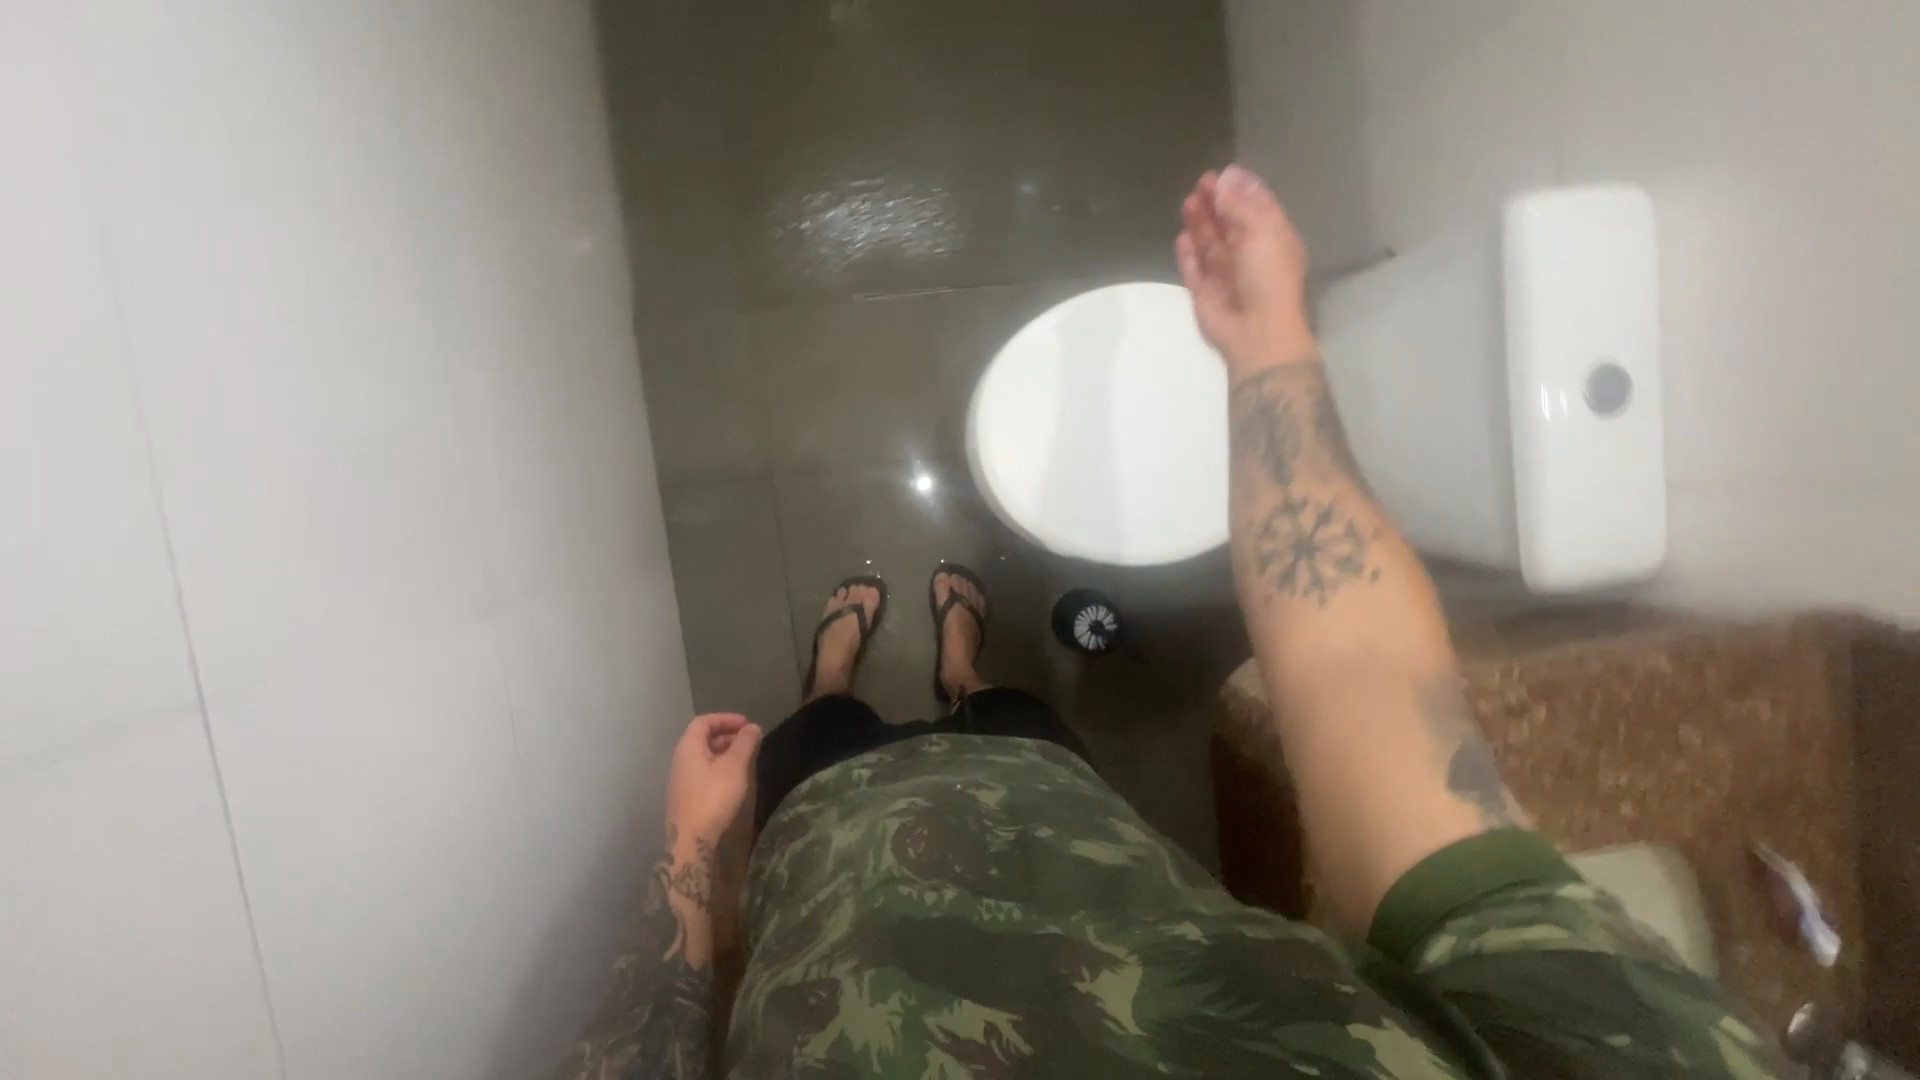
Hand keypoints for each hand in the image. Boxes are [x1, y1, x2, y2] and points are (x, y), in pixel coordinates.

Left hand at [665, 713, 761, 844]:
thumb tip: (752, 727)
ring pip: (703, 756)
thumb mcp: (734, 766)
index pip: (704, 721)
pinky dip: (719, 766)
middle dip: (727, 735)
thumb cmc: (713, 797)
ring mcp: (681, 779)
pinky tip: (733, 779)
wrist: (691, 840)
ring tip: (745, 759)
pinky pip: (703, 771)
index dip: (726, 718)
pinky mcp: (685, 796)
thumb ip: (745, 743)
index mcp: (688, 748)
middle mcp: (680, 760)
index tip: (747, 725)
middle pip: (702, 737)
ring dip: (724, 752)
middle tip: (749, 741)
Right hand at [1176, 165, 1314, 368]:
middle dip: (1216, 204)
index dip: (1239, 191)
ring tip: (1187, 203)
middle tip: (1199, 184)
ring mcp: (1226, 277)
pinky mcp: (1205, 295)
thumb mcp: (1261, 230)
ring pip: (1210, 245)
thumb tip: (1227, 175)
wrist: (1256, 331)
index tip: (1221, 174)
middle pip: (1230, 225)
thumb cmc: (1268, 276)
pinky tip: (1182, 237)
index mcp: (1272, 239)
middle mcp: (1249, 256)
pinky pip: (1194, 270)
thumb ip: (1241, 203)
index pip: (1256, 209)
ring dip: (1200, 224)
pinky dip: (1188, 255)